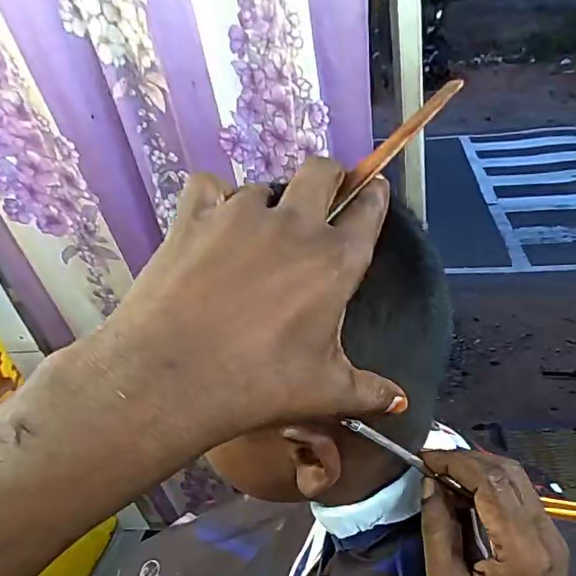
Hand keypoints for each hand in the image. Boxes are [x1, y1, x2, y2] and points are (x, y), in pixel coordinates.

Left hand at [70, 158, 406, 447]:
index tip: (374, 190)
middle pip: (321, 172)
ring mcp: (239, 216)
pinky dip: (214, 199)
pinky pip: (208, 186)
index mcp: (335, 261)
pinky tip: (212, 224)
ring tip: (257, 236)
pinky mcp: (192, 218)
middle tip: (324, 197)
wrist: (174, 378)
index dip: (374, 197)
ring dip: (269, 204)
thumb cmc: (260, 384)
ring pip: (263, 186)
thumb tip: (401, 404)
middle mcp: (293, 226)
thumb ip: (369, 392)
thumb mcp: (324, 392)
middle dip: (329, 177)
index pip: (367, 212)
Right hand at [418, 449, 573, 575]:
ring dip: (481, 471)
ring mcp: (555, 539)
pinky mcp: (553, 545)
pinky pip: (524, 500)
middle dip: (467, 460)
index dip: (454, 462)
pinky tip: (466, 494)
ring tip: (443, 474)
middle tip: (430, 463)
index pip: (490, 482)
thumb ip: (438, 531)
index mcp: (522, 549)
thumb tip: (431, 485)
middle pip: (509, 473)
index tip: (421, 457)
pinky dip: (494, 488)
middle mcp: (547, 536)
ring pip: (519, 481)